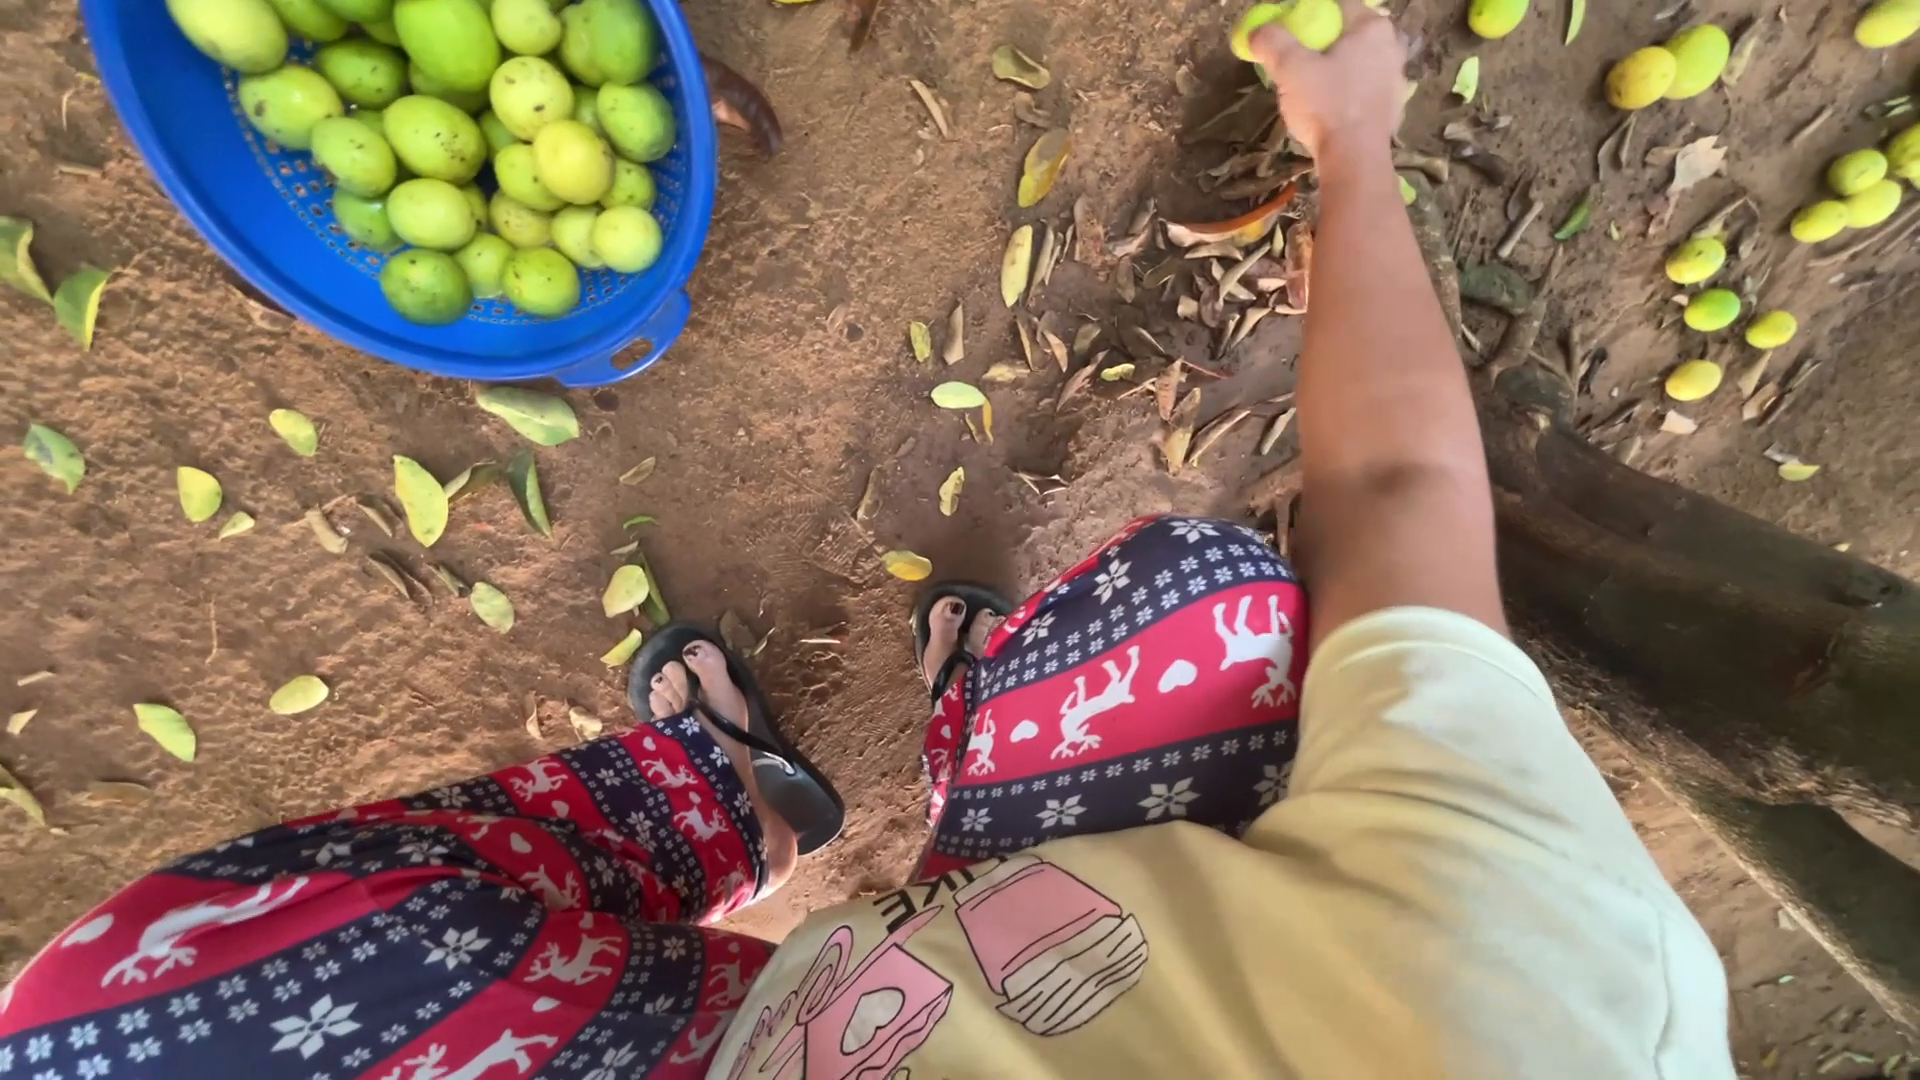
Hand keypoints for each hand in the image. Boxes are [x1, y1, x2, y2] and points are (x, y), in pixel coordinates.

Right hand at [1249, 1, 1407, 161]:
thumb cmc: (1326, 105)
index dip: (1312, 16)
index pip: (1339, 6)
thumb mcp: (1290, 70)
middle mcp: (1391, 44)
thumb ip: (1273, 43)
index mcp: (1371, 26)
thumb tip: (1257, 31)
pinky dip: (1353, 96)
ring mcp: (1397, 77)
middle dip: (1329, 46)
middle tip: (1304, 65)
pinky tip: (1336, 112)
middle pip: (1353, 35)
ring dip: (1343, 71)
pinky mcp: (1394, 107)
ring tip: (1319, 92)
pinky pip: (1369, 92)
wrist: (1354, 156)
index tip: (1293, 34)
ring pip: (1363, 64)